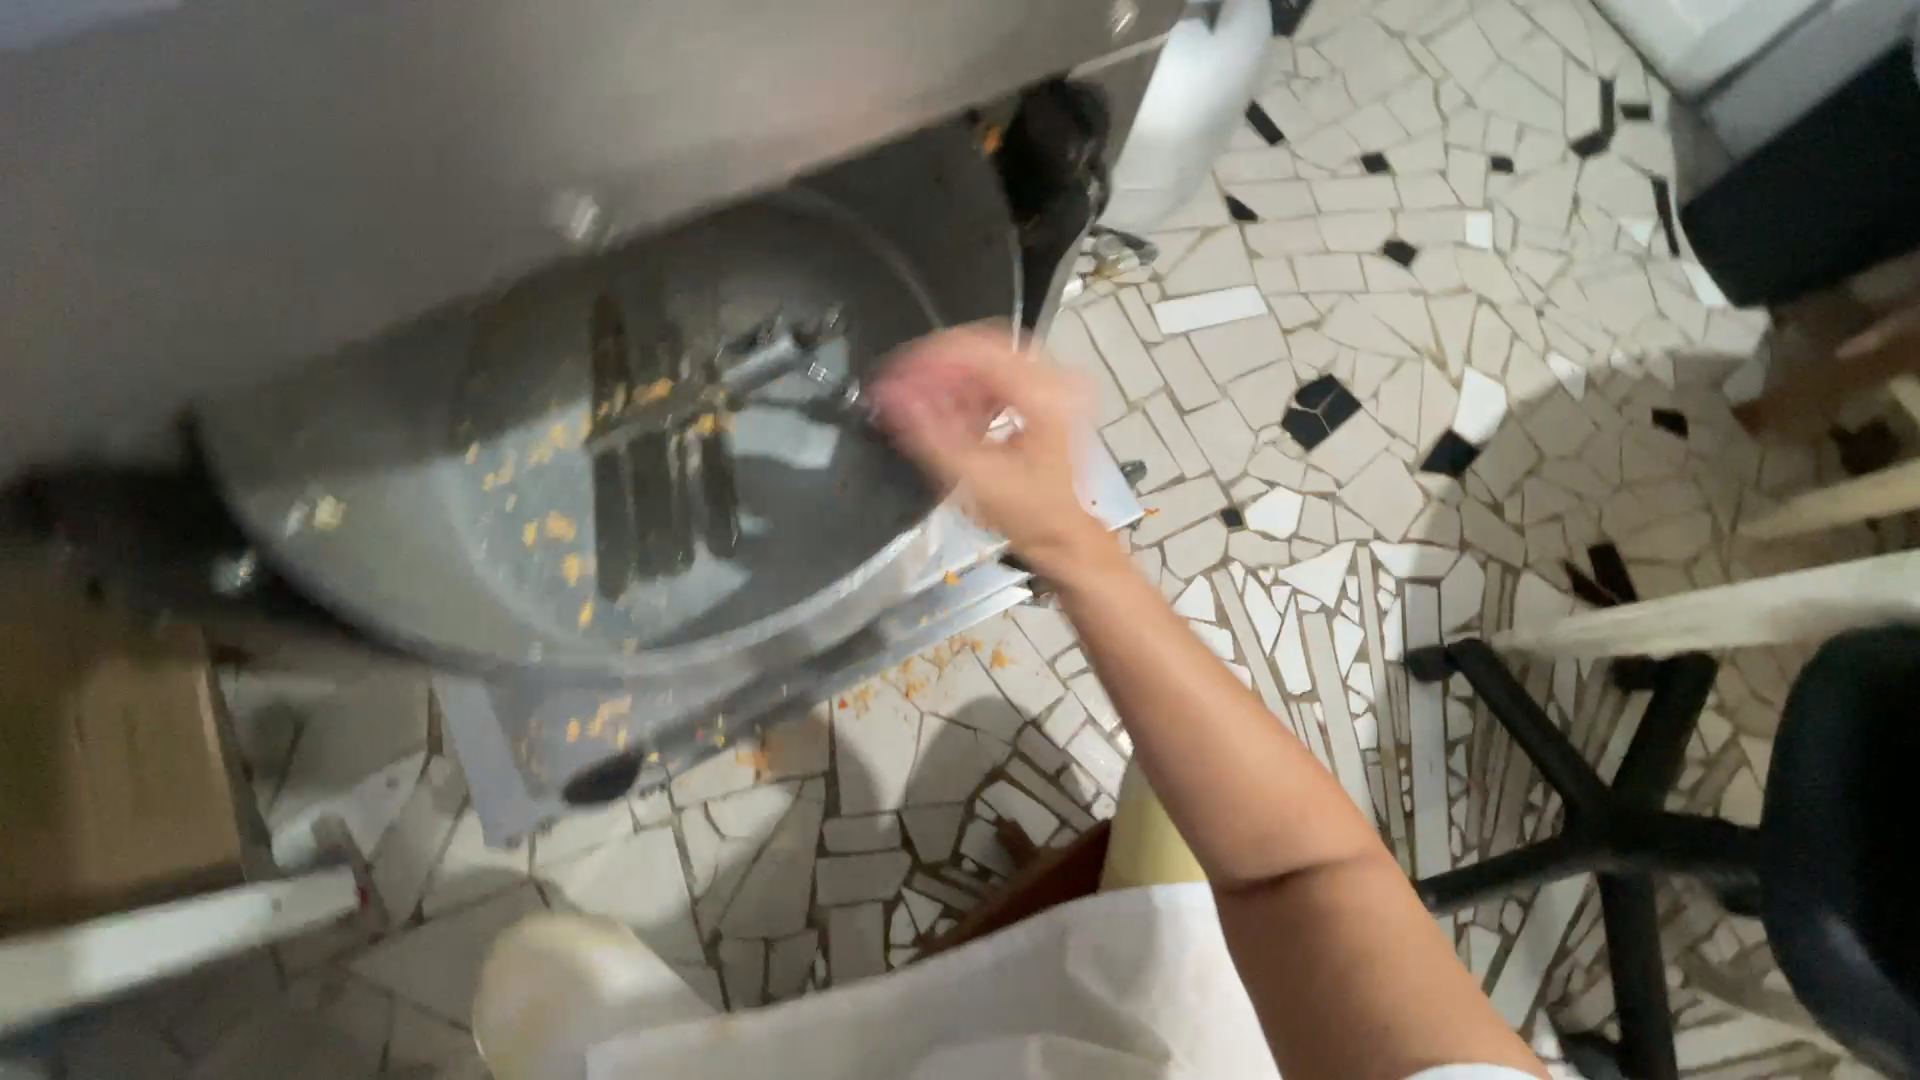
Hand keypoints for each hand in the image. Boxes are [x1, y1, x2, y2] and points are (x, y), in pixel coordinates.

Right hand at [868, 323, 1109, 575]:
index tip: (895, 376)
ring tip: (915, 402)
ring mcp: (1050, 385)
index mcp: (1044, 393)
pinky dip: (965, 390)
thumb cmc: (1027, 513)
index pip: (978, 352)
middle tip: (900, 388)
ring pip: (985, 362)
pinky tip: (942, 410)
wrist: (1060, 534)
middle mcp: (1052, 379)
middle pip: (980, 350)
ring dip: (947, 379)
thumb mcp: (974, 477)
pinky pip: (995, 377)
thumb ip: (930, 434)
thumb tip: (891, 398)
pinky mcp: (1042, 395)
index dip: (929, 360)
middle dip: (935, 368)